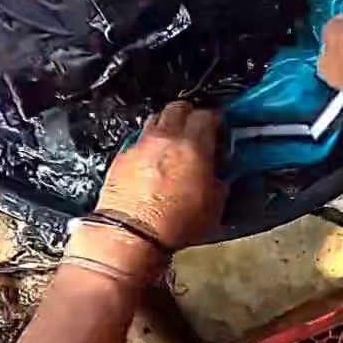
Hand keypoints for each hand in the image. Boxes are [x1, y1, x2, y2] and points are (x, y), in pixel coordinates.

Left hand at [97, 101, 221, 248]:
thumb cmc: (173, 222)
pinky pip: (138, 141)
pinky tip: (153, 161)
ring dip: (167, 126)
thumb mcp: (214, 205)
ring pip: (156, 120)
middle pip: (178, 108)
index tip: (217, 128)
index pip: (207, 115)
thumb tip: (220, 175)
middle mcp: (165, 138)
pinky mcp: (122, 157)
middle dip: (189, 114)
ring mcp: (140, 145)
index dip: (215, 119)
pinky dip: (148, 146)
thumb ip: (219, 181)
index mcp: (193, 146)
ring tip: (174, 142)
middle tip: (196, 127)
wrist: (132, 234)